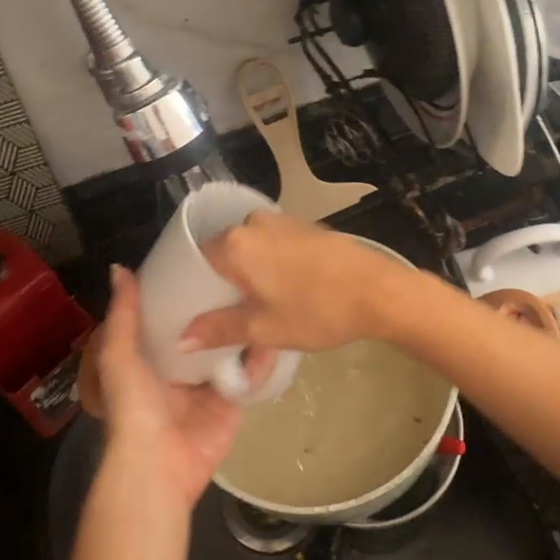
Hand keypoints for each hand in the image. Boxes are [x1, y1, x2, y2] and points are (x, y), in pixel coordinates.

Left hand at [94, 265, 242, 506]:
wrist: (159, 465)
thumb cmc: (134, 407)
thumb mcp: (119, 355)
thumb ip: (123, 315)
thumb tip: (120, 267)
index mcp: (149, 356)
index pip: (168, 315)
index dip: (182, 290)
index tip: (203, 257)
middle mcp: (180, 367)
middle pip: (204, 329)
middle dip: (219, 306)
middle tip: (242, 273)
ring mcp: (209, 384)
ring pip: (230, 348)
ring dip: (244, 325)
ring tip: (265, 292)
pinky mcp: (233, 400)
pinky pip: (249, 373)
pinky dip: (261, 356)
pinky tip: (276, 328)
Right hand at [182, 212, 425, 353]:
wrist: (378, 291)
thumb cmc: (316, 311)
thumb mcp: (263, 328)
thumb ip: (219, 329)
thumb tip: (181, 339)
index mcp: (236, 244)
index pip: (198, 259)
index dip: (195, 286)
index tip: (201, 311)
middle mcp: (254, 223)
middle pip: (225, 252)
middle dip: (225, 281)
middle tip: (230, 315)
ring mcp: (283, 220)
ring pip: (252, 248)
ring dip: (251, 273)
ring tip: (259, 306)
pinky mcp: (307, 226)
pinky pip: (274, 244)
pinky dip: (272, 264)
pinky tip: (286, 290)